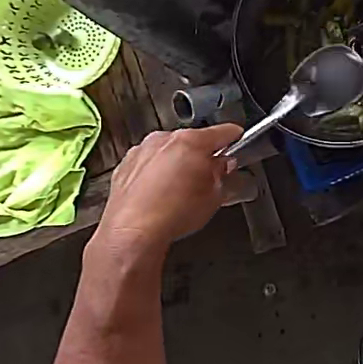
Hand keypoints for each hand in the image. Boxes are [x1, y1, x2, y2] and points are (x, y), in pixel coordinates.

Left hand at [94, 125, 244, 251]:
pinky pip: (149, 163)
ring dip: (178, 164)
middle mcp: (164, 140)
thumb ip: (223, 175)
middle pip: (193, 140)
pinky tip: (162, 195)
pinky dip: (157, 174)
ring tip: (183, 191)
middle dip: (203, 156)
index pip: (222, 131)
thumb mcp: (214, 196)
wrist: (133, 232)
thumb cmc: (171, 214)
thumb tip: (222, 168)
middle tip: (210, 178)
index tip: (237, 141)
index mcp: (191, 142)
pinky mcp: (125, 166)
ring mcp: (142, 151)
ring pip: (169, 151)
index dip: (235, 138)